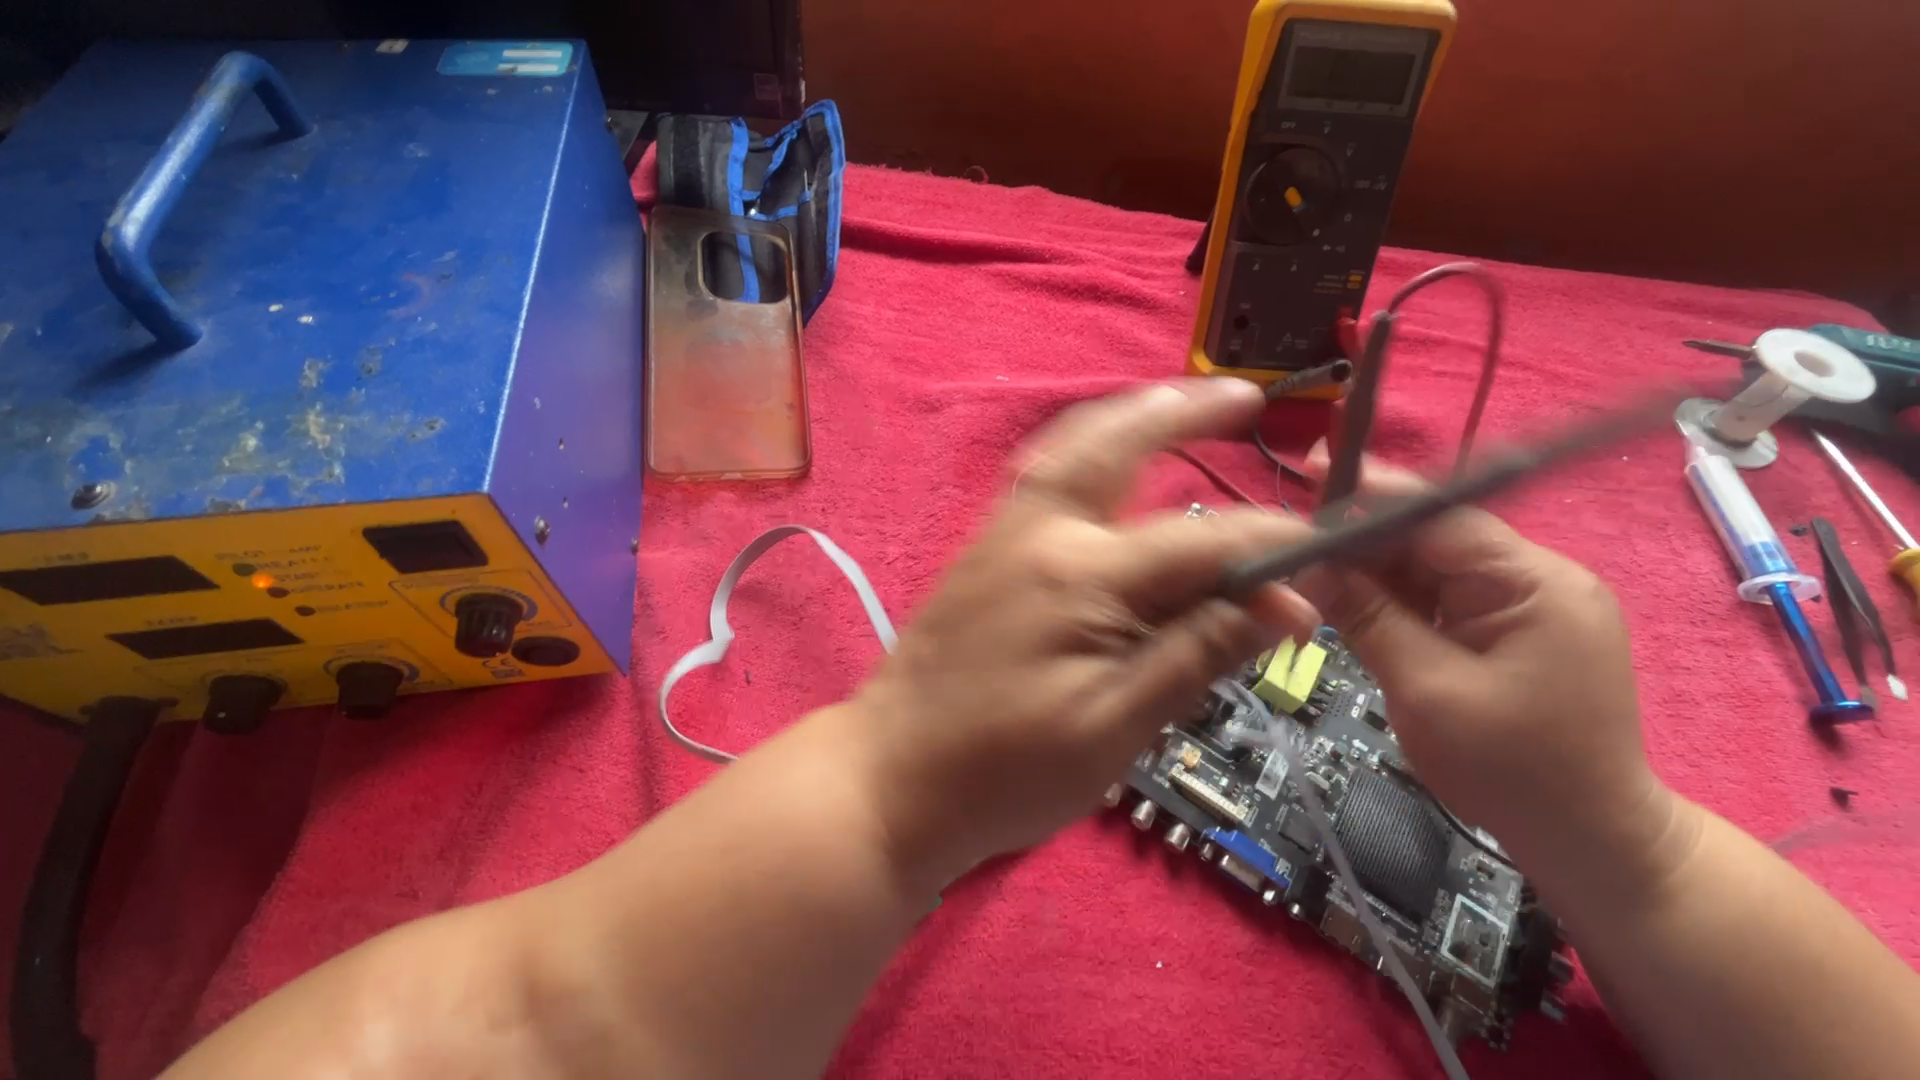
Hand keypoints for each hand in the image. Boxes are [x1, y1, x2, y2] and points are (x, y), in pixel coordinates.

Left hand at [852, 380, 1317, 879]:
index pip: (1201, 541)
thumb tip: (1288, 602)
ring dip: (1129, 418)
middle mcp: (1040, 532)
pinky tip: (1103, 463)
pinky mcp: (981, 553)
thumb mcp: (1116, 724)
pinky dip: (1085, 451)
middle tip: (1244, 395)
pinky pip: (1043, 478)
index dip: (1270, 547)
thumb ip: (1198, 652)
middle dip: (1184, 412)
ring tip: (1177, 405)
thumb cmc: (1005, 768)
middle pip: (1118, 443)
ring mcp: (1001, 535)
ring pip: (1070, 448)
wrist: (888, 777)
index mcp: (1082, 574)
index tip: (1325, 563)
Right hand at [1292, 444, 1678, 878]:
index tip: (1313, 473)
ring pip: (1432, 569)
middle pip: (1434, 538)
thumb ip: (1368, 617)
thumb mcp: (1425, 689)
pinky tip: (1351, 602)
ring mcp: (1527, 605)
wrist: (1588, 841)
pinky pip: (1442, 599)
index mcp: (1534, 584)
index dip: (1372, 498)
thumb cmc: (1511, 770)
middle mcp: (1538, 579)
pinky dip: (1395, 600)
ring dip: (1374, 572)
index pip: (1441, 520)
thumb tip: (1310, 565)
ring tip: (1310, 572)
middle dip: (1364, 539)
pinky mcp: (1512, 630)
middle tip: (1293, 539)